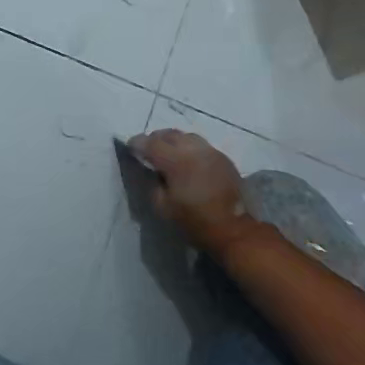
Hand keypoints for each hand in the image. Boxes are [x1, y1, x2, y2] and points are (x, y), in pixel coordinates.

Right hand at [130, 129, 251, 245]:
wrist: (234, 230)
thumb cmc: (195, 221)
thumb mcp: (163, 207)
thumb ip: (153, 184)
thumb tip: (152, 171)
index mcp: (177, 161)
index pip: (150, 143)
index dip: (137, 143)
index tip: (129, 148)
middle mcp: (194, 150)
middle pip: (169, 134)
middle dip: (154, 139)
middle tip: (147, 151)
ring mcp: (211, 152)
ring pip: (186, 136)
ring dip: (173, 141)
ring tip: (167, 154)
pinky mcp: (223, 158)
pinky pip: (200, 145)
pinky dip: (188, 148)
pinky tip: (187, 162)